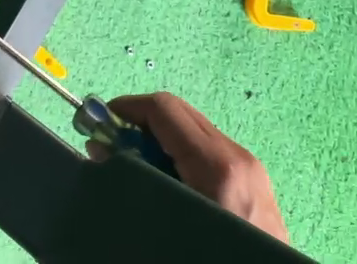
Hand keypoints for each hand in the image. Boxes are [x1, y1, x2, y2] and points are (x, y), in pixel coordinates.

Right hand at [94, 93, 289, 244]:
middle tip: (114, 142)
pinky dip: (183, 152)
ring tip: (141, 165)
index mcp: (216, 165)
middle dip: (142, 120)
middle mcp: (237, 156)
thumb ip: (131, 179)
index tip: (102, 122)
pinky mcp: (256, 181)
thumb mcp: (163, 219)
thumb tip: (100, 148)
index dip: (127, 107)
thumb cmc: (208, 254)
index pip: (163, 108)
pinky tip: (172, 181)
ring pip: (194, 128)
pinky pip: (210, 148)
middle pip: (179, 112)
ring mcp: (251, 168)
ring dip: (162, 136)